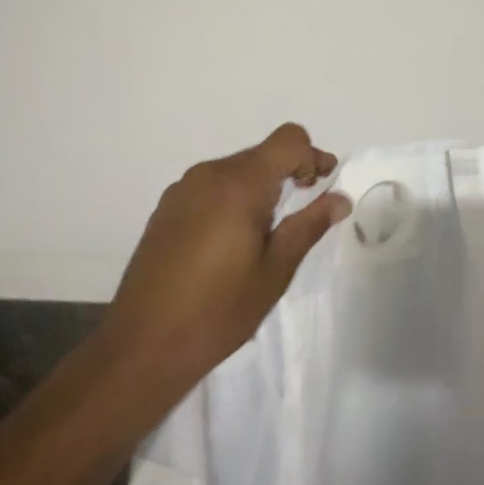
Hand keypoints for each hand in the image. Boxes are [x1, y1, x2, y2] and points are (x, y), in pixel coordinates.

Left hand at [101, 123, 351, 387]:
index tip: (324, 185)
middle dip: (288, 174)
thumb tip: (339, 198)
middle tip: (306, 211)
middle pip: (260, 155)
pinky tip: (231, 242)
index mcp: (239, 184)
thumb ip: (308, 226)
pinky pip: (209, 189)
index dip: (313, 156)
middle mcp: (208, 175)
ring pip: (233, 172)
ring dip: (259, 189)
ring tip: (267, 234)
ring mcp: (181, 191)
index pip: (288, 140)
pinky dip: (231, 201)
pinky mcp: (165, 210)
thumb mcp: (275, 271)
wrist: (144, 343)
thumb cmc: (219, 310)